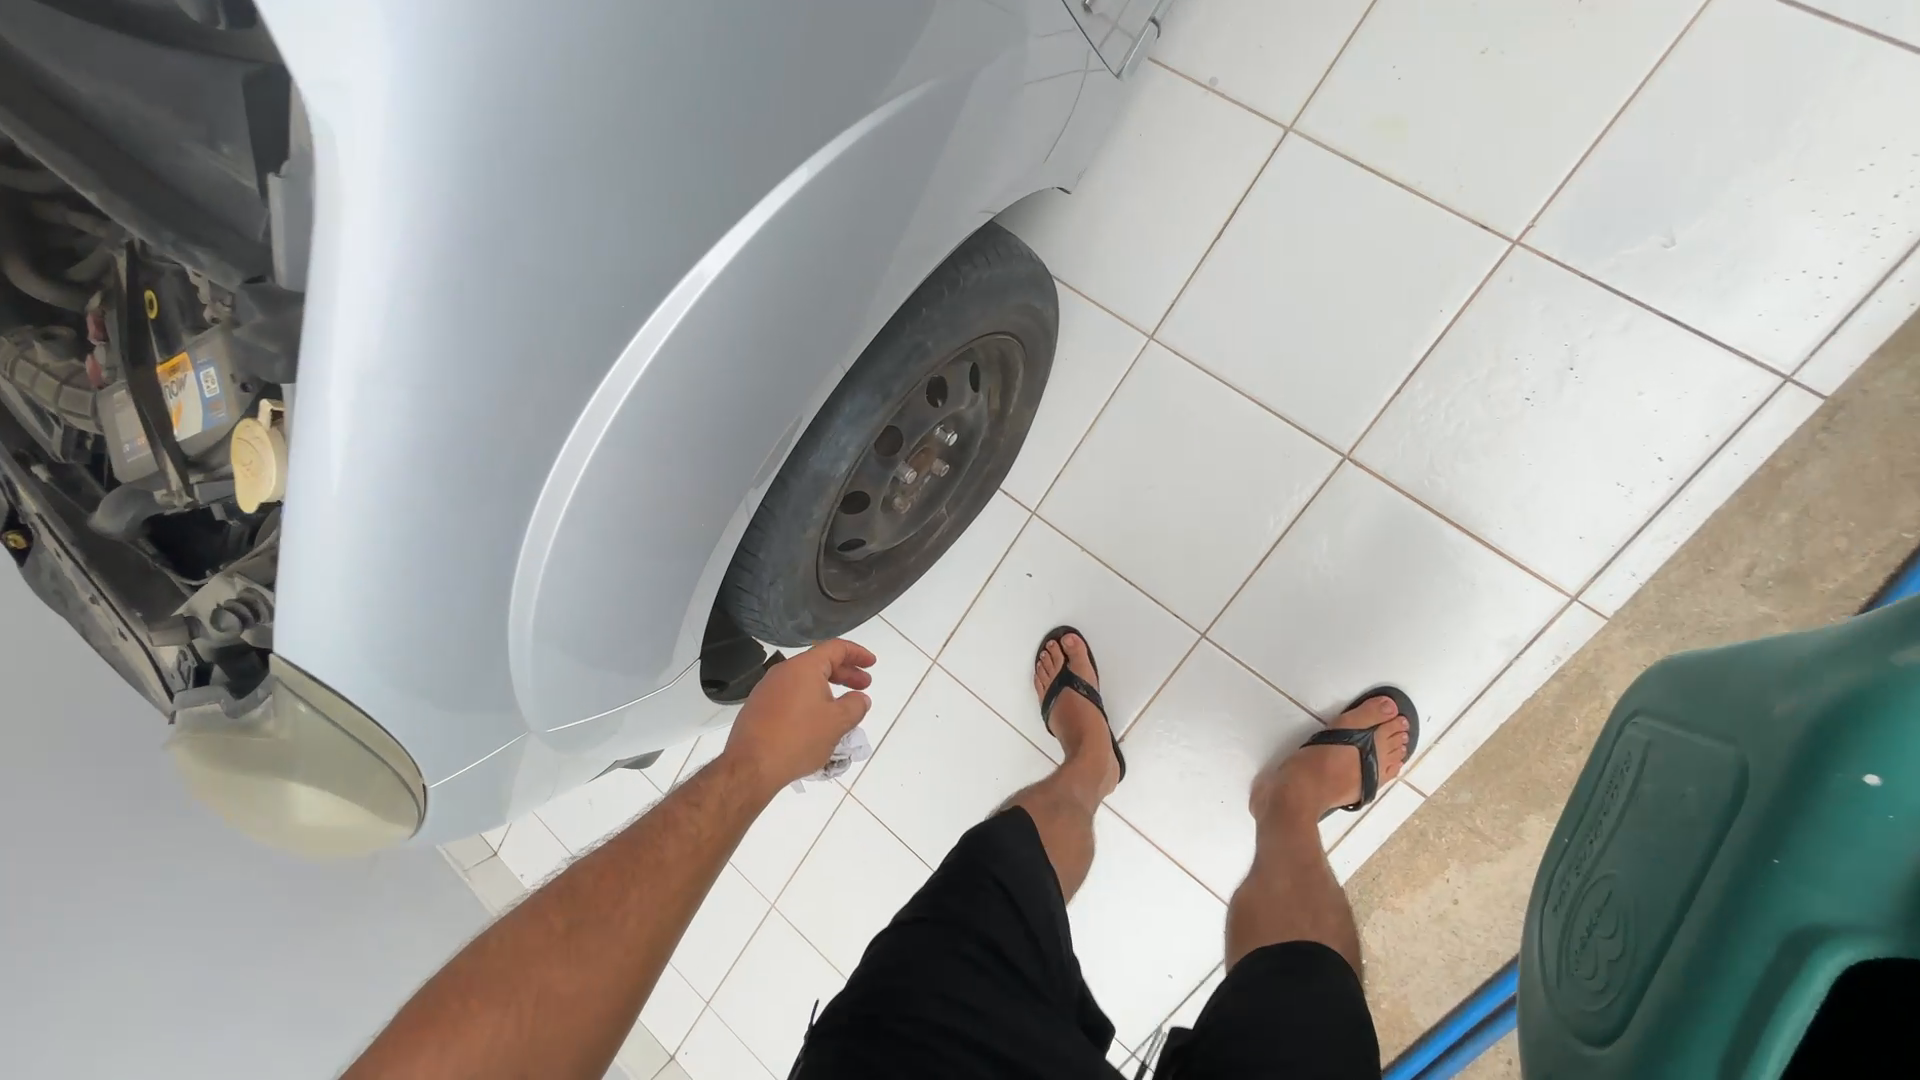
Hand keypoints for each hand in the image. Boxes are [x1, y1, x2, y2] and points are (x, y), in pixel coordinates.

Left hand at [722, 639, 875, 793]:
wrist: (751, 766)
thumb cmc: (799, 738)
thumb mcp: (837, 723)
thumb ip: (855, 706)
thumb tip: (860, 699)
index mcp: (804, 667)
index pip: (836, 648)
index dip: (857, 653)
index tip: (871, 663)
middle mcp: (783, 672)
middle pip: (820, 663)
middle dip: (845, 673)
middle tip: (863, 685)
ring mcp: (767, 689)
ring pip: (804, 681)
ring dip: (827, 689)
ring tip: (842, 707)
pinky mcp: (758, 708)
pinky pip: (790, 696)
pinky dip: (809, 700)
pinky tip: (816, 721)